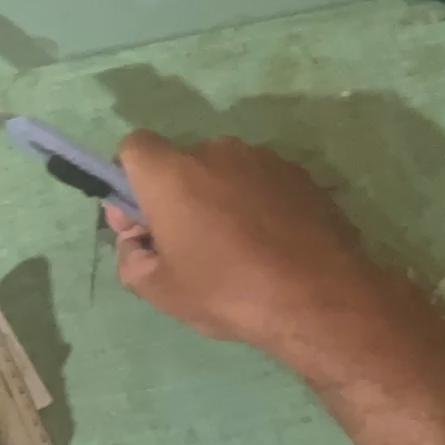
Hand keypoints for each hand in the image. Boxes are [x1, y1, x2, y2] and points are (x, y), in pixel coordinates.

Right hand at [106, 130, 417, 374]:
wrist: (316, 297)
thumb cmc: (223, 291)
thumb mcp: (156, 289)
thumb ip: (129, 256)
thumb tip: (136, 239)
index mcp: (172, 176)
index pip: (133, 147)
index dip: (128, 180)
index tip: (138, 219)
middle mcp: (216, 152)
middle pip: (178, 164)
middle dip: (171, 196)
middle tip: (180, 245)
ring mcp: (262, 159)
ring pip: (219, 173)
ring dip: (211, 201)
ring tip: (226, 249)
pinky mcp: (298, 174)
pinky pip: (255, 183)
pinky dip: (247, 205)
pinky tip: (259, 246)